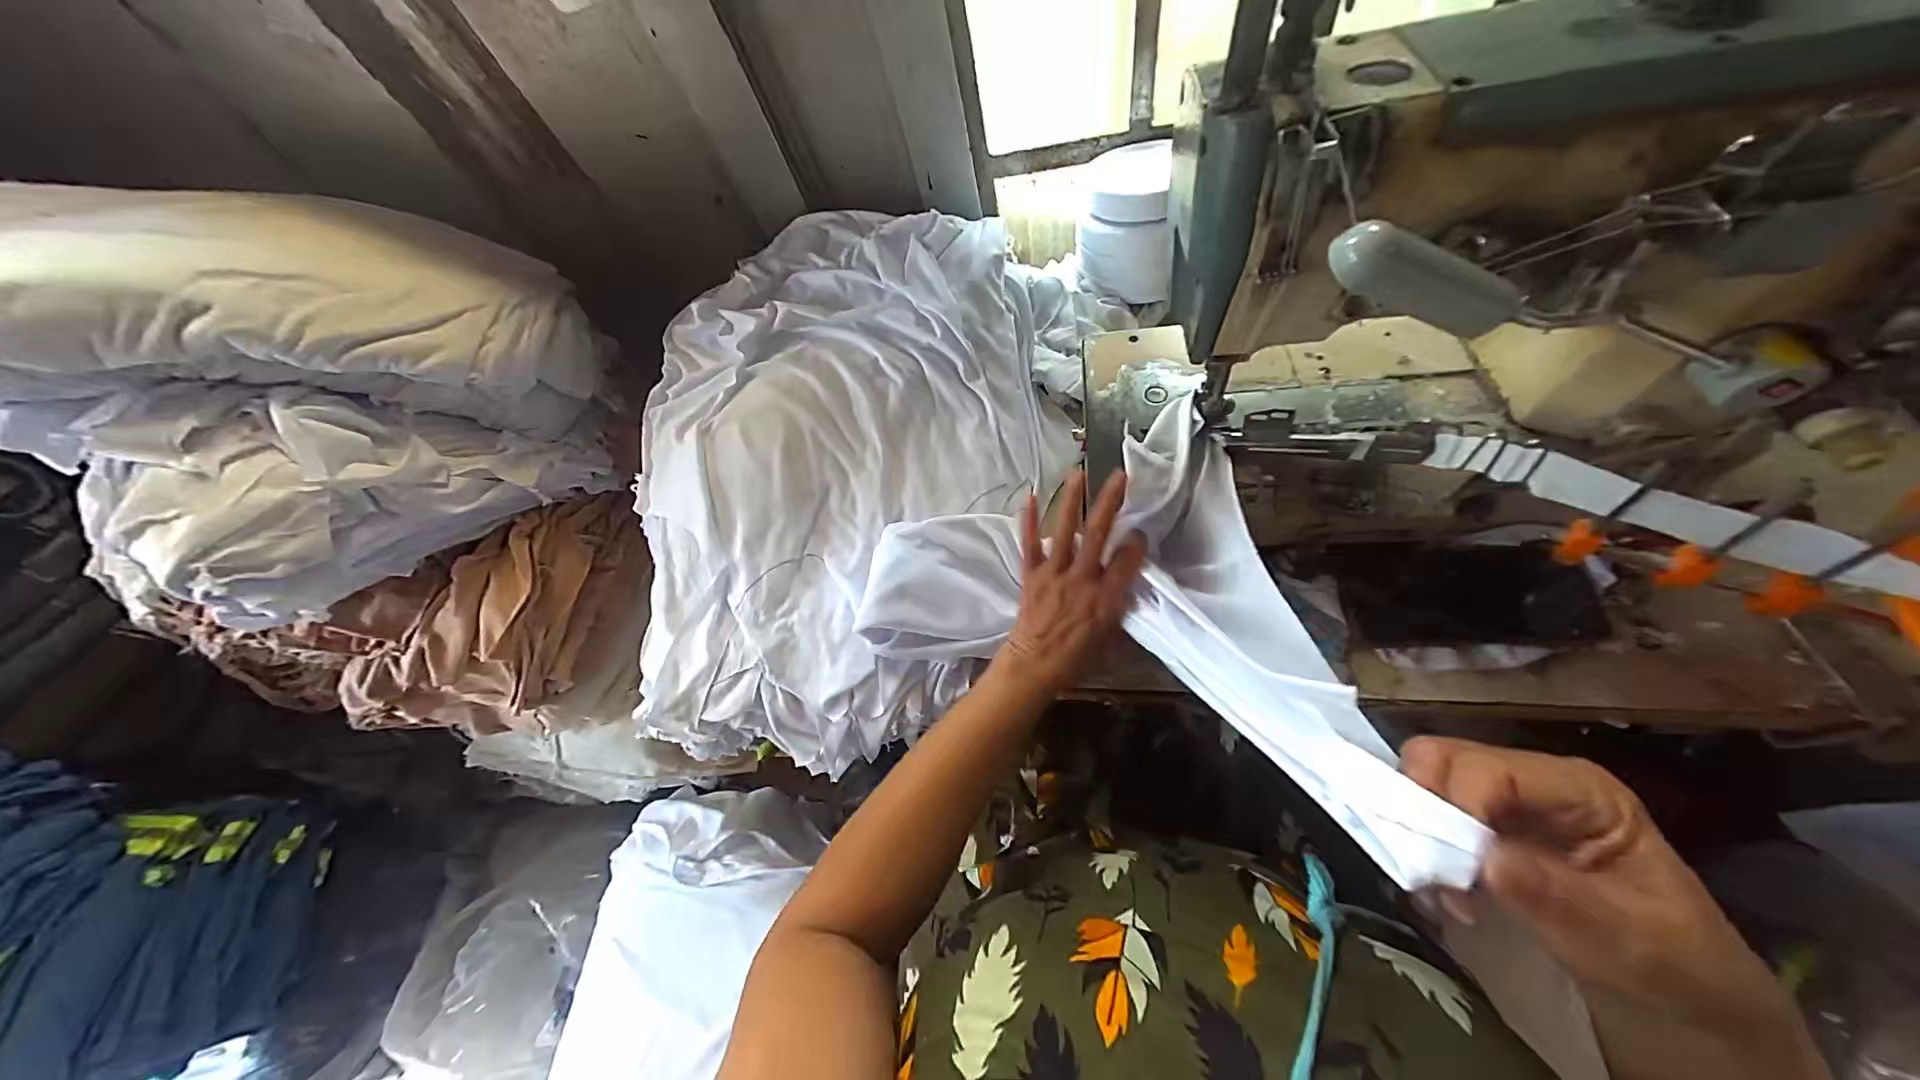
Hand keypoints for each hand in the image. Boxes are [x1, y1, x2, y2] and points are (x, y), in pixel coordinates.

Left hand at [996, 469, 1146, 694]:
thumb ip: (1120, 610)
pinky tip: (1032, 496)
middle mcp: (1081, 579)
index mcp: (1105, 597)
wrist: (1033, 667)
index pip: (1128, 559)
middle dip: (1110, 502)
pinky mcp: (1031, 575)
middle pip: (1098, 534)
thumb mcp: (1110, 639)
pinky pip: (1029, 544)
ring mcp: (1054, 574)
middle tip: (1120, 476)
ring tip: (1077, 473)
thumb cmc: (1075, 660)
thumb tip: (1128, 589)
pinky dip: (1029, 520)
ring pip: (1064, 531)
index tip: (1141, 532)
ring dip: (1071, 500)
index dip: (1137, 542)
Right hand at [1402, 737, 1826, 1079]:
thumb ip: (1560, 897)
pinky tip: (1443, 893)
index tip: (1452, 864)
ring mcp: (1497, 803)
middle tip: (1431, 867)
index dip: (1458, 803)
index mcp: (1578, 789)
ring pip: (1420, 783)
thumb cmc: (1673, 964)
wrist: (1681, 1001)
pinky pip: (1420, 816)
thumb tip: (1486, 860)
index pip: (1491, 768)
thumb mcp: (1633, 940)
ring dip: (1414, 832)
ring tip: (1440, 890)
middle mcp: (1528, 781)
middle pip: (1441, 759)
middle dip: (1421, 807)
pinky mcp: (1475, 829)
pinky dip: (1415, 849)